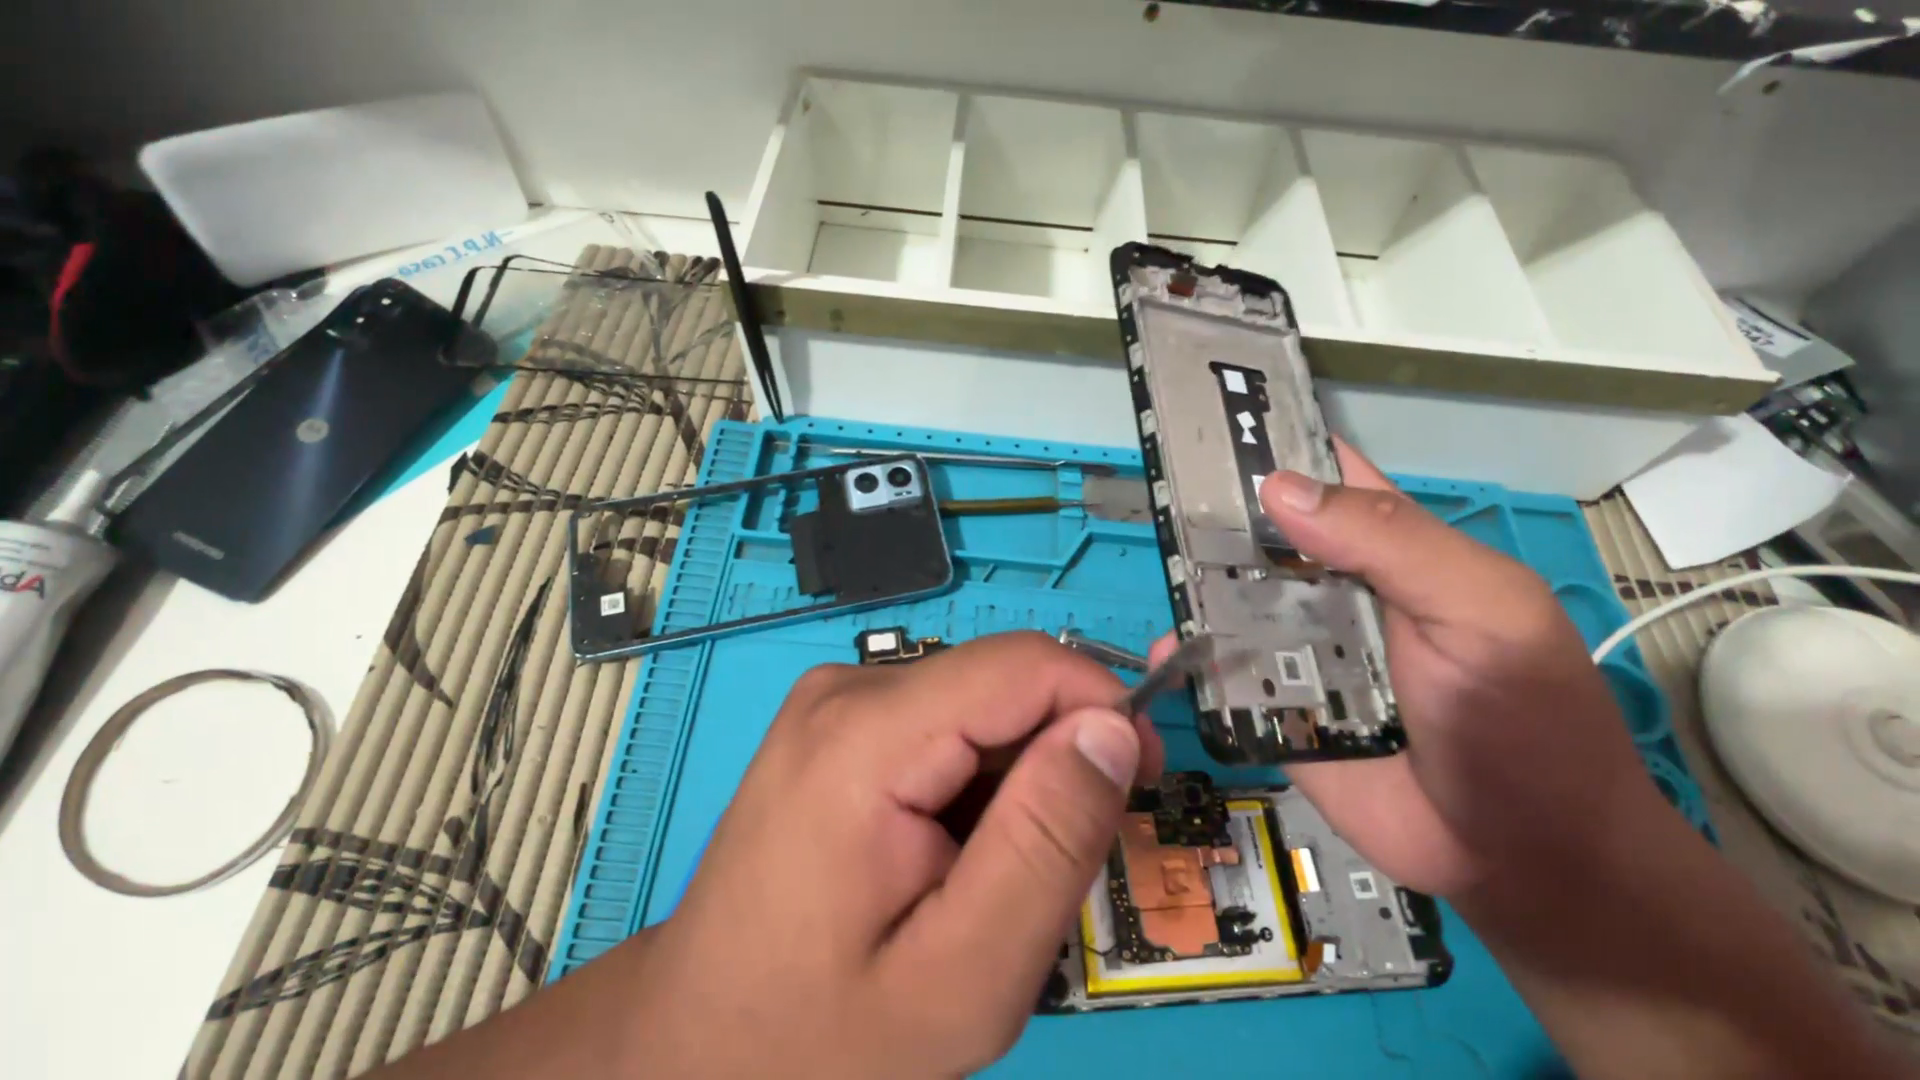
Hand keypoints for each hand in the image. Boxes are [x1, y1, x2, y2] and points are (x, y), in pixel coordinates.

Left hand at [621, 632, 1163, 1076]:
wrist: (704, 1043)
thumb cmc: (826, 1031)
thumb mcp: (966, 970)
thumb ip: (1048, 841)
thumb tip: (1111, 730)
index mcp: (866, 736)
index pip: (1027, 664)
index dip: (1103, 711)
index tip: (1132, 793)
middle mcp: (844, 693)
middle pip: (1003, 688)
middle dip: (1052, 767)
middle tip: (1039, 876)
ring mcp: (832, 706)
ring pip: (980, 712)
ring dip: (1011, 787)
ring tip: (979, 879)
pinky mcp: (834, 728)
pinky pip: (941, 731)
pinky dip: (970, 788)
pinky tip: (941, 858)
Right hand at [1152, 441, 1651, 899]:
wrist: (1520, 858)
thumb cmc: (1524, 718)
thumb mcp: (1483, 611)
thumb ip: (1393, 544)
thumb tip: (1277, 488)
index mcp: (1388, 551)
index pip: (1321, 474)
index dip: (1268, 439)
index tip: (1195, 408)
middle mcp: (1331, 593)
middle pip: (1258, 539)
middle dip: (1207, 515)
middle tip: (1144, 489)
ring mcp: (1296, 653)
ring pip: (1227, 605)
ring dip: (1190, 588)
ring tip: (1149, 566)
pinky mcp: (1271, 713)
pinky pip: (1219, 679)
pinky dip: (1187, 666)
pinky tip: (1163, 659)